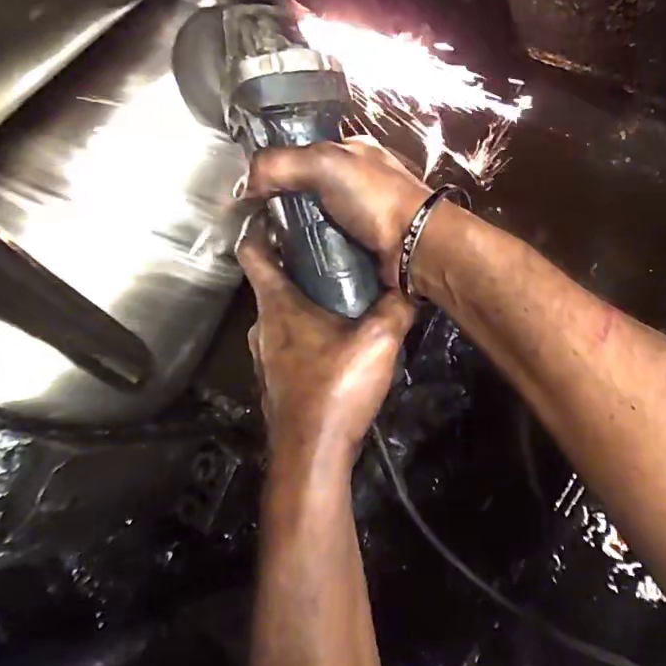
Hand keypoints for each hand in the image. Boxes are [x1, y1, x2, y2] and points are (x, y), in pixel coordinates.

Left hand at [237, 218, 416, 476]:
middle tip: (333, 247)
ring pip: (282, 313)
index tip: (281, 210)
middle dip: (296, 261)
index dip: (260, 226)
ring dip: (305, 297)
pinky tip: (339, 335)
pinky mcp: (277, 378)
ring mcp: (266, 355)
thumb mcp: (378, 341)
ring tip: (343, 289)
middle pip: (271, 281)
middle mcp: (263, 325)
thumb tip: (413, 282)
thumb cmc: (336, 387)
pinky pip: (289, 340)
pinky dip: (308, 328)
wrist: (312, 454)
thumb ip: (397, 308)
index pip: (252, 251)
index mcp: (278, 305)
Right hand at [244, 138, 431, 285]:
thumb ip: (279, 165)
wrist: (416, 248)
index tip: (252, 191)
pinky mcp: (360, 247)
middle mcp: (356, 182)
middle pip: (305, 191)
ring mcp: (359, 217)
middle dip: (281, 206)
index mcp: (352, 152)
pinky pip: (324, 246)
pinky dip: (308, 251)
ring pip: (312, 221)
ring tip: (267, 245)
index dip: (275, 169)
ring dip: (292, 233)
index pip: (302, 153)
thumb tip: (244, 187)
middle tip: (256, 224)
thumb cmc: (375, 198)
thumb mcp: (324, 163)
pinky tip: (289, 260)